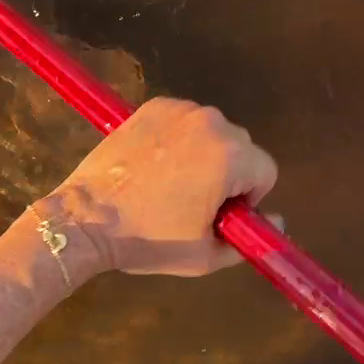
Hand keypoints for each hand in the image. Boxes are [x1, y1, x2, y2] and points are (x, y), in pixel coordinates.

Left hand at [36, 97, 277, 278]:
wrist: (87, 220)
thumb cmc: (147, 241)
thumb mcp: (203, 256)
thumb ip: (246, 242)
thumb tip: (275, 223)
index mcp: (234, 155)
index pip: (266, 173)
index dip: (246, 200)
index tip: (217, 216)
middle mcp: (214, 122)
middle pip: (240, 149)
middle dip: (225, 176)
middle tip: (188, 205)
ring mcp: (181, 109)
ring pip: (210, 134)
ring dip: (200, 157)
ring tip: (165, 187)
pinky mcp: (153, 106)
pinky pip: (181, 123)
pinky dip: (175, 142)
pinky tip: (151, 168)